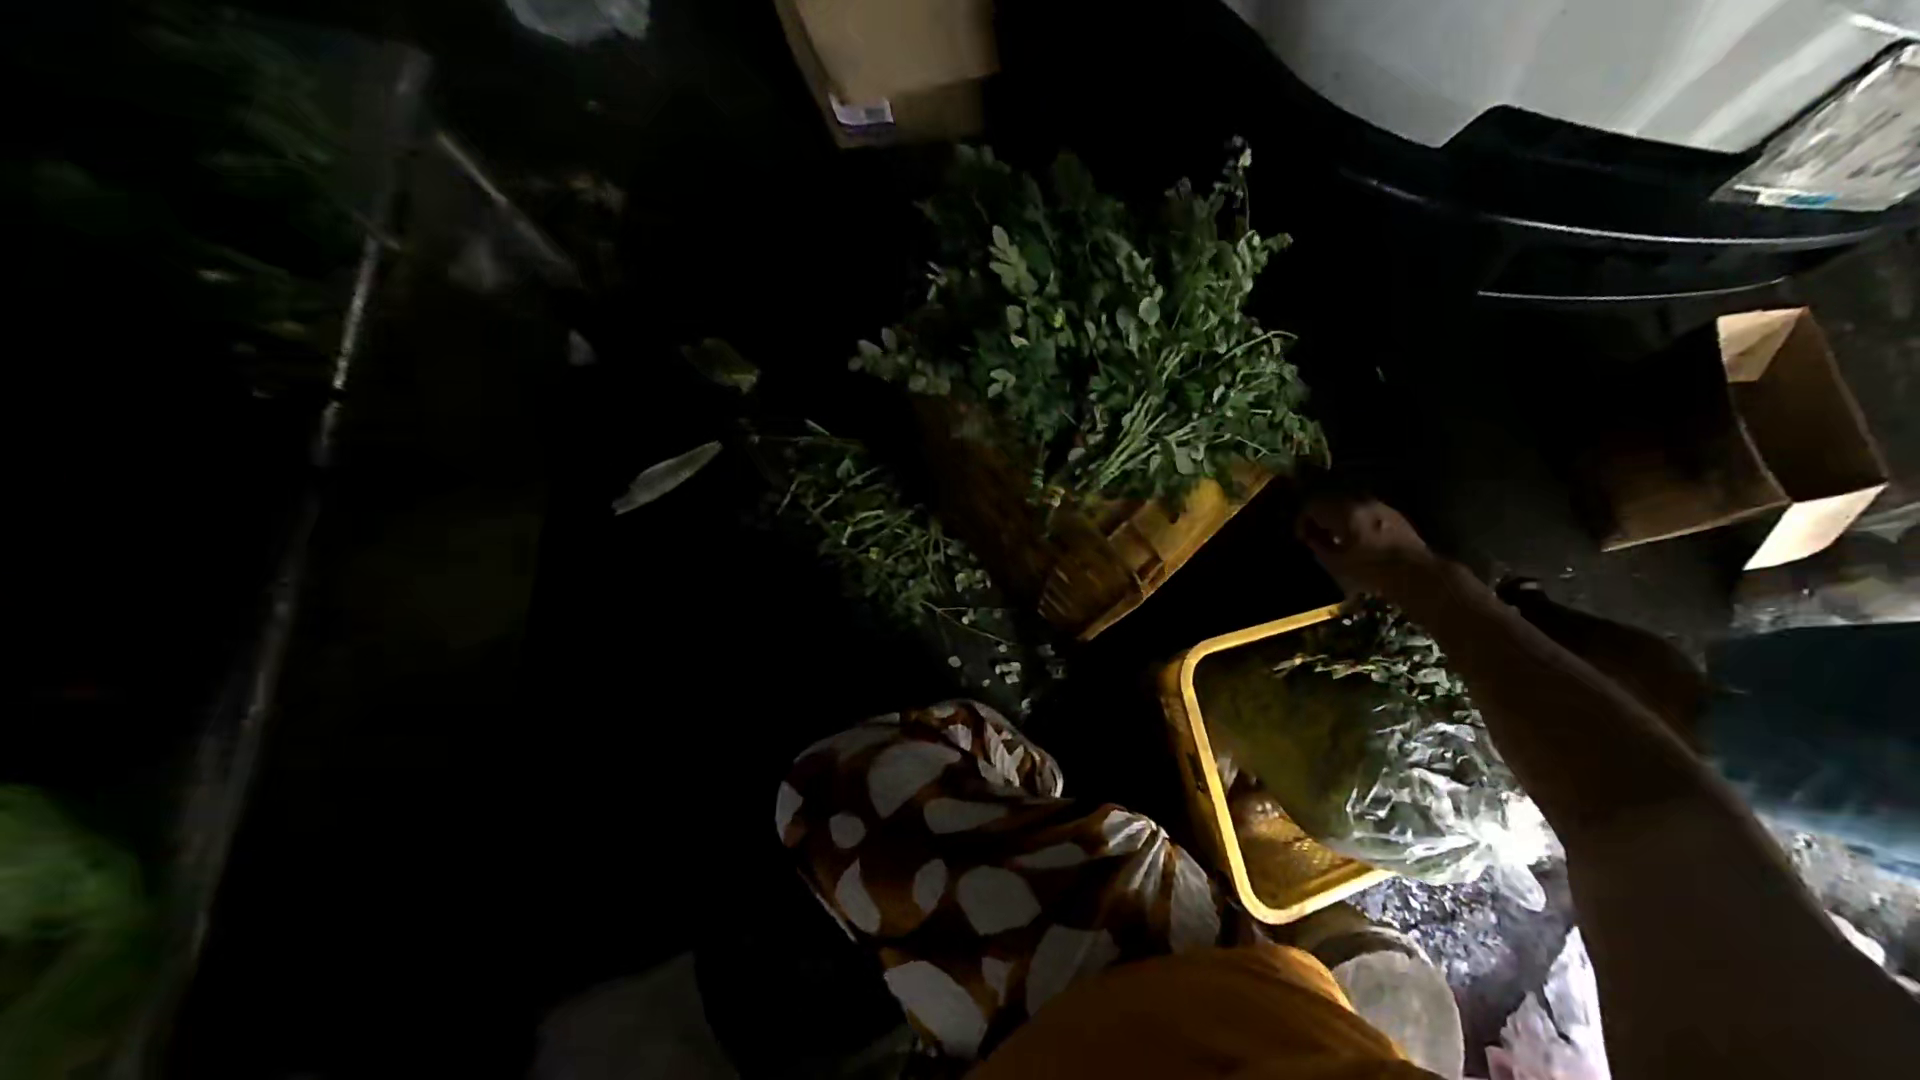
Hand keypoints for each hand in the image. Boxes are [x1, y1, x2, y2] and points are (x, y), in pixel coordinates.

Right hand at [1296, 496, 1439, 600]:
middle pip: (1329, 498)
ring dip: (1336, 513)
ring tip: (1334, 533)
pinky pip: (1364, 507)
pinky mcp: (1392, 513)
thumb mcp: (1335, 563)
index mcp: (1342, 512)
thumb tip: (1310, 537)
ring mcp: (1378, 505)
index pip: (1312, 505)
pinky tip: (1356, 534)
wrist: (1415, 572)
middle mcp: (1359, 502)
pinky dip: (1353, 516)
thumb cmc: (1371, 569)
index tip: (1301, 536)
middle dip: (1317, 514)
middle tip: (1314, 532)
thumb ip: (1318, 545)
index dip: (1301, 519)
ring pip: (1347, 501)